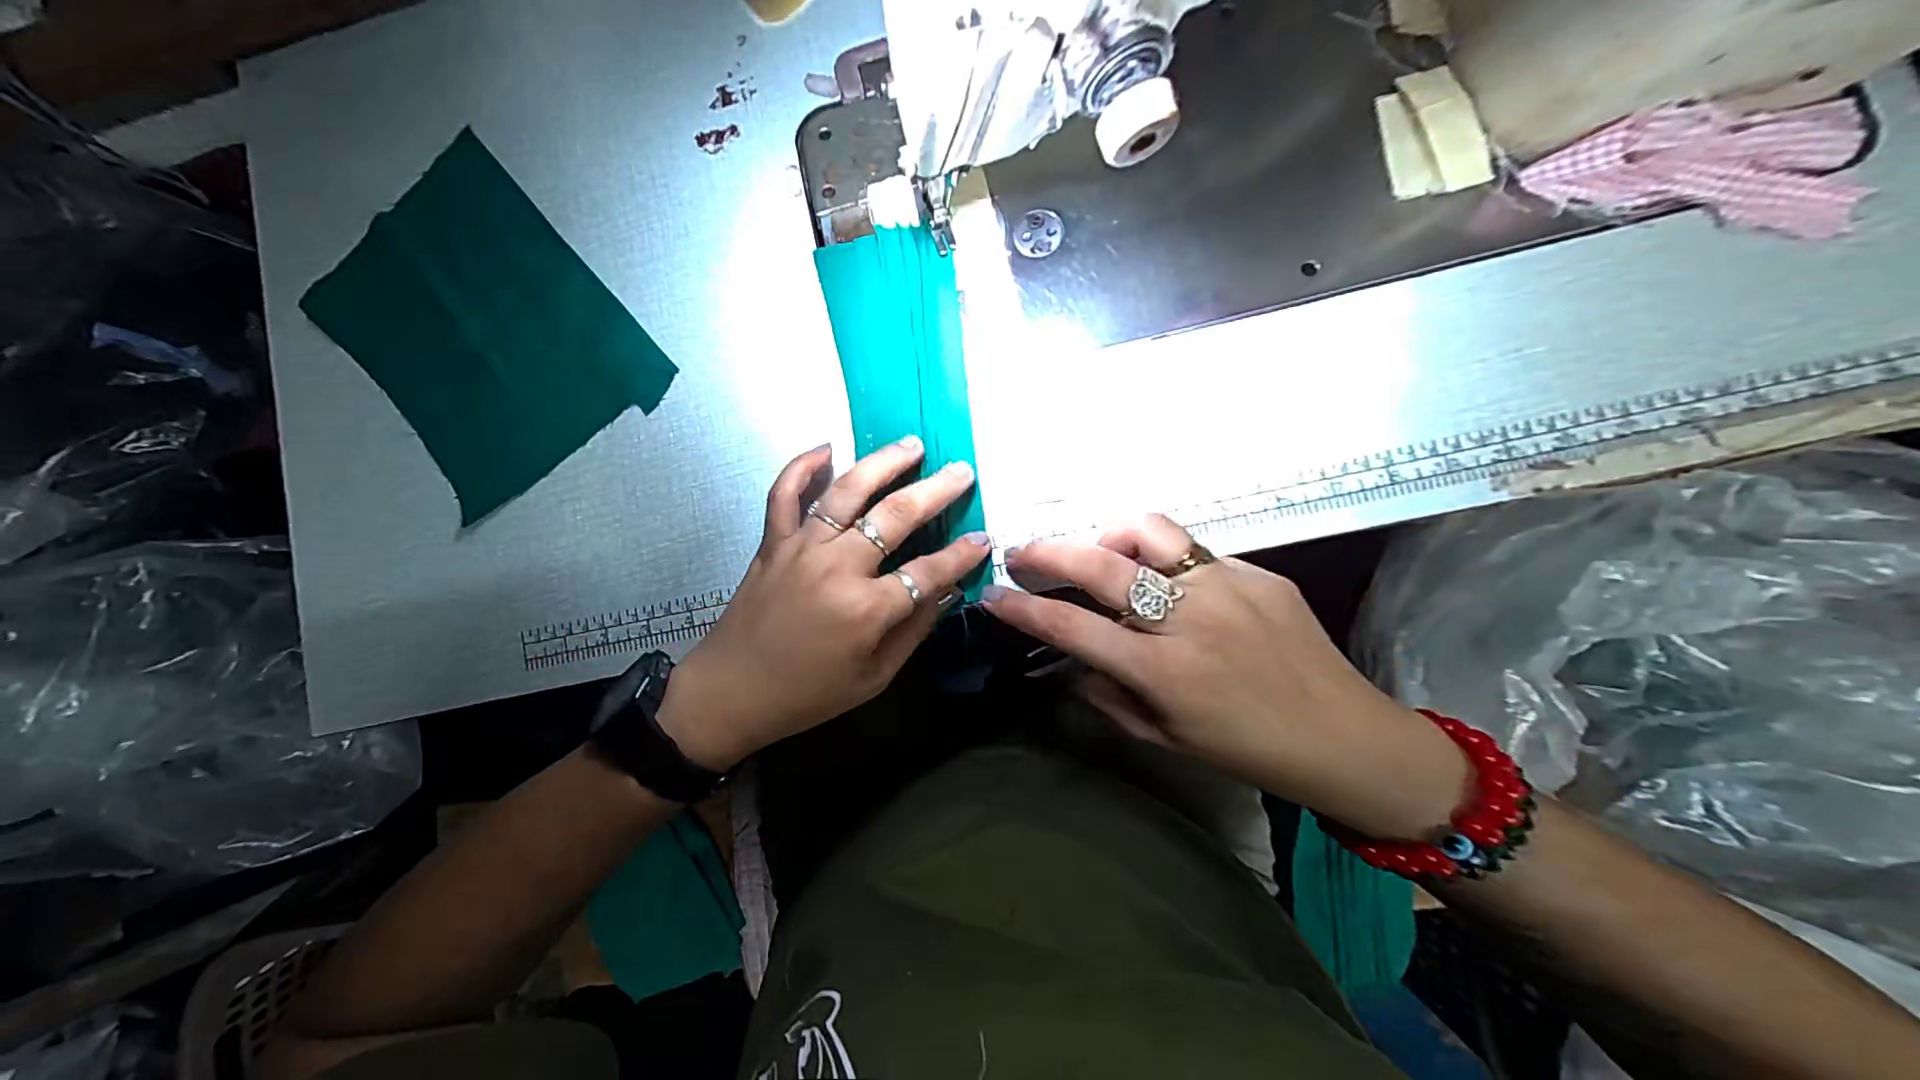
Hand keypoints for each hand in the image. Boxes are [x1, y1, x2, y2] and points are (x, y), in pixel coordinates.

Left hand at [656, 437, 990, 770]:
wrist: (732, 693)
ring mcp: (800, 548)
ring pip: (846, 491)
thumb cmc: (809, 693)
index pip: (928, 571)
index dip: (961, 555)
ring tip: (911, 445)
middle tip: (962, 471)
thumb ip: (913, 630)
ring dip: (882, 463)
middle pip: (894, 516)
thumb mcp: (875, 677)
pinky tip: (825, 448)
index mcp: (866, 609)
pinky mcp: (772, 543)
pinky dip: (801, 467)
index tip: (983, 538)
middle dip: (936, 490)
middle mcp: (836, 567)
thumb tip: (945, 591)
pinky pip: (785, 494)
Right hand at [983, 515, 1469, 839]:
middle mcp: (1190, 618)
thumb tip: (1073, 661)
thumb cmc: (1246, 749)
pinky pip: (1196, 554)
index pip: (1073, 627)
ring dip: (1110, 536)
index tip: (993, 595)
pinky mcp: (1260, 573)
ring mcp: (1228, 586)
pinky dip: (1166, 563)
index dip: (1023, 608)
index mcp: (1162, 671)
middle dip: (1048, 553)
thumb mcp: (1164, 737)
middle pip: (1101, 564)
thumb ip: (1108, 696)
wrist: (1344, 736)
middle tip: (1022, 552)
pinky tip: (1172, 586)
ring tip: (1100, 550)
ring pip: (1151, 532)